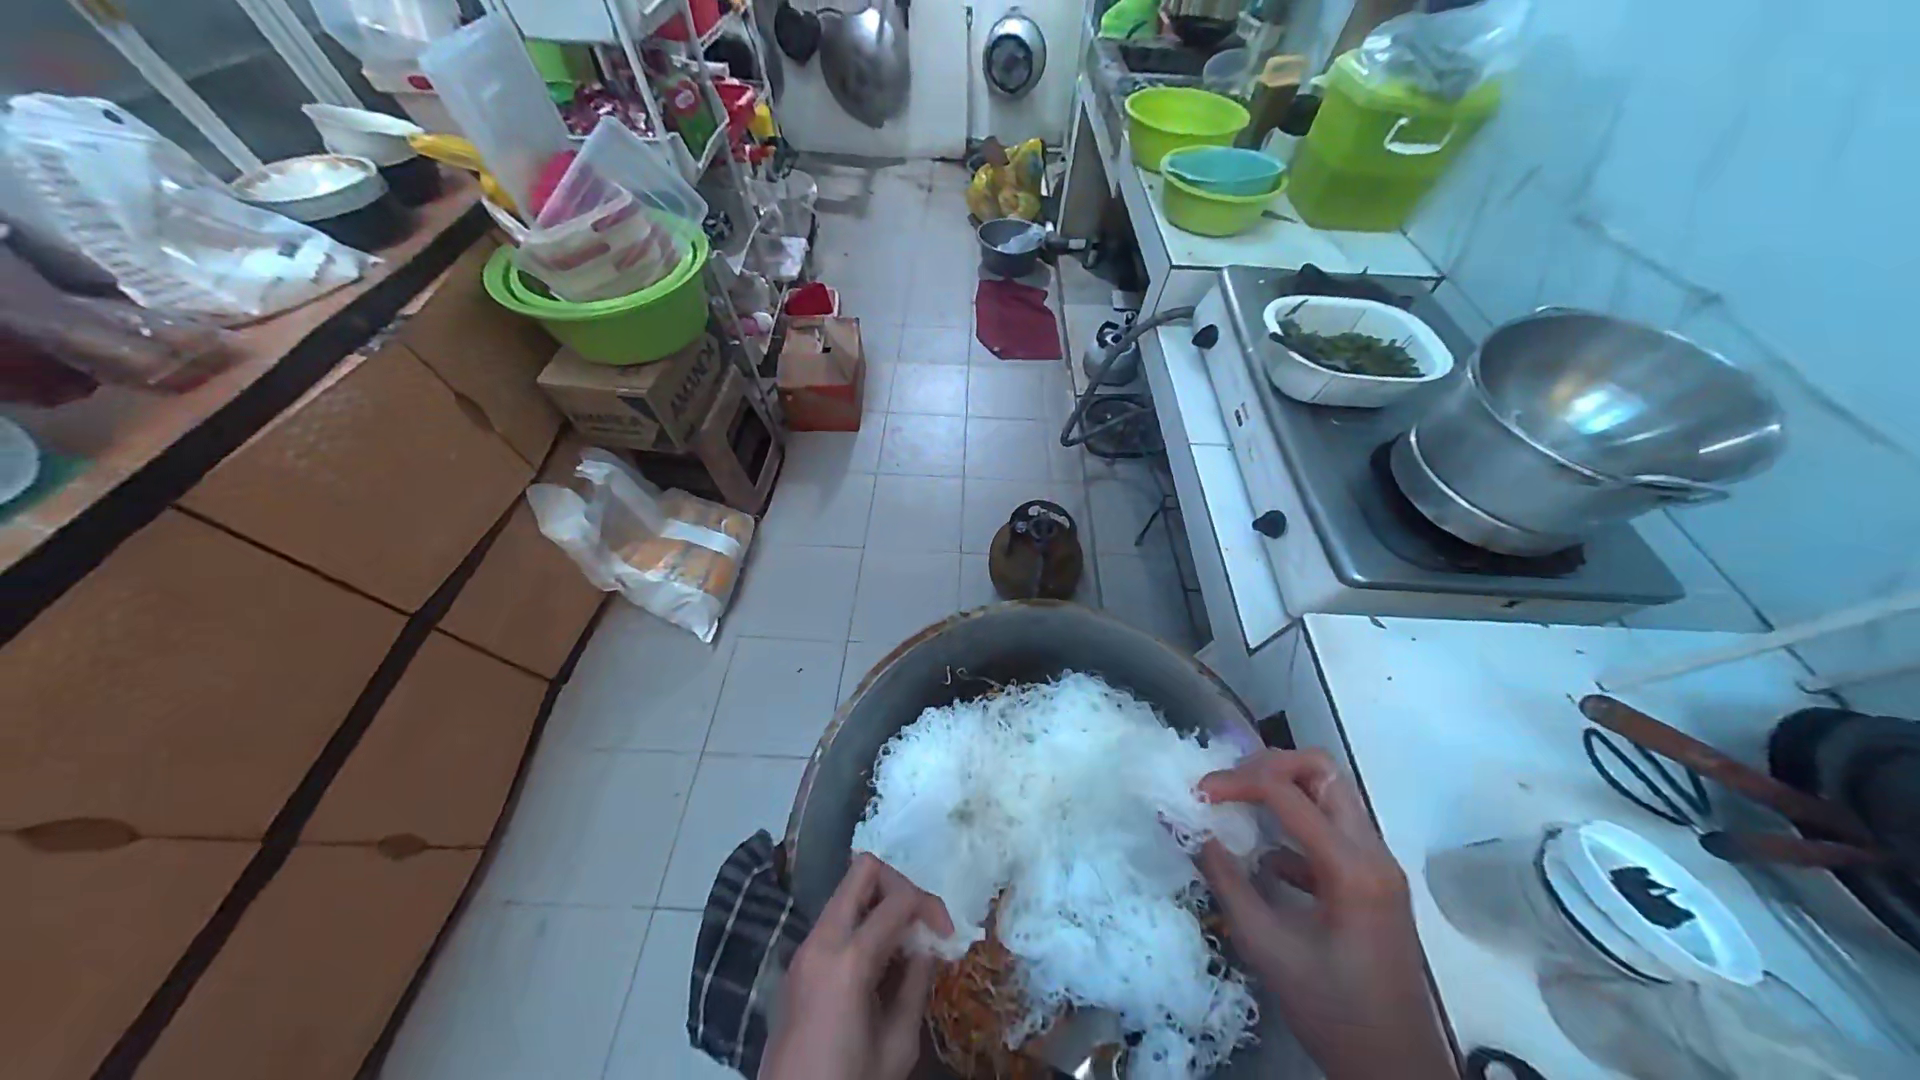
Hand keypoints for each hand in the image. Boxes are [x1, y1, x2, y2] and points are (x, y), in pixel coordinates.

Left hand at [760, 853, 954, 1079]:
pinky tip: (877, 962)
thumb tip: (928, 947)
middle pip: (863, 870)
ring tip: (901, 945)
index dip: (931, 906)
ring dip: (879, 904)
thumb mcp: (898, 1044)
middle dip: (899, 885)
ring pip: (846, 892)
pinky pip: (834, 920)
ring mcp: (803, 948)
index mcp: (850, 959)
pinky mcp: (796, 963)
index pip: (899, 899)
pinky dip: (861, 923)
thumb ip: (916, 984)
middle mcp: (822, 940)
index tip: (946, 935)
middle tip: (918, 921)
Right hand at [1198, 749, 1456, 1079]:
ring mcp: (1377, 865)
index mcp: (1351, 868)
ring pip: (1330, 792)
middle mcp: (1373, 853)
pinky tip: (1263, 854)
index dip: (1236, 782)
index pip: (1287, 792)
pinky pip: (1332, 827)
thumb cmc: (1334, 1012)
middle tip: (1227, 786)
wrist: (1398, 1070)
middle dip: (1267, 766)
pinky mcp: (1372, 881)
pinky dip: (1294, 823)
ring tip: (1237, 804)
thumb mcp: (1267, 948)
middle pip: (1322, 771)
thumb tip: (1193, 832)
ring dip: (1281, 788)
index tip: (1199, 794)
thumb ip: (1226, 882)